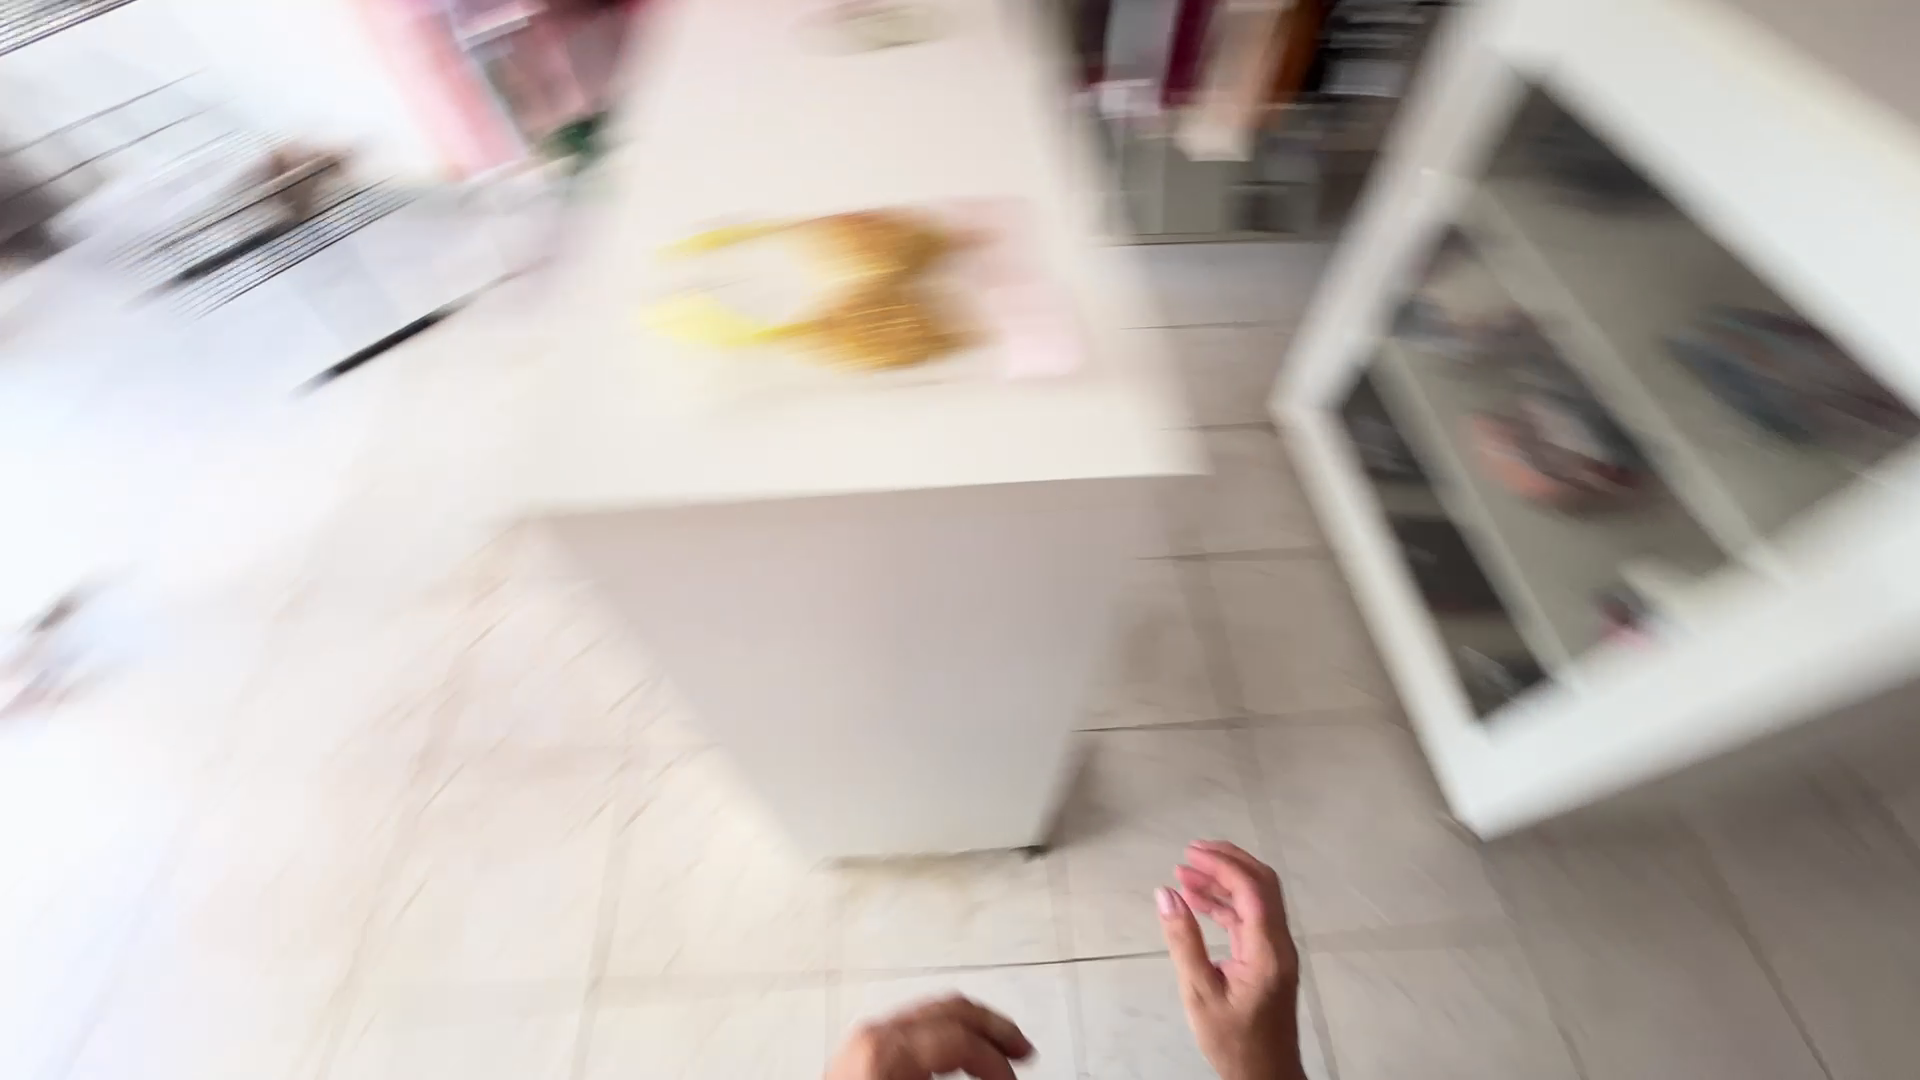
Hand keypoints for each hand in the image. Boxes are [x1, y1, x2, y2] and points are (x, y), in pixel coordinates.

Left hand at [825, 995, 1034, 1079]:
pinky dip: (946, 1032)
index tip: (1014, 1076)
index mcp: (886, 1047)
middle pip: (949, 1007)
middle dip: (992, 1025)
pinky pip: (914, 1024)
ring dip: (971, 1025)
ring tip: (998, 1044)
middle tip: (1022, 1046)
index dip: (997, 1058)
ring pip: (933, 1010)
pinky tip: (960, 1049)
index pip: (960, 1036)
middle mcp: (874, 1030)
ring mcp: (865, 1035)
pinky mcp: (861, 1048)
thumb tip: (999, 1075)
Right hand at [1157, 840, 1305, 1079]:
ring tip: (1184, 874)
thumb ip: (1183, 940)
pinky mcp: (1268, 959)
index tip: (1190, 854)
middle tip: (1191, 852)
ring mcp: (1276, 951)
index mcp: (1267, 950)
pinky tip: (1196, 901)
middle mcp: (1278, 943)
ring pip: (1256, 897)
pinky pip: (1249, 917)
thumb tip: (1166, 893)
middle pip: (1261, 883)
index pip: (1251, 889)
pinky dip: (1224, 901)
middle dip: (1227, 861)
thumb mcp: (1199, 993)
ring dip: (1223, 880)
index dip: (1222, 865)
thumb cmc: (1233, 1042)